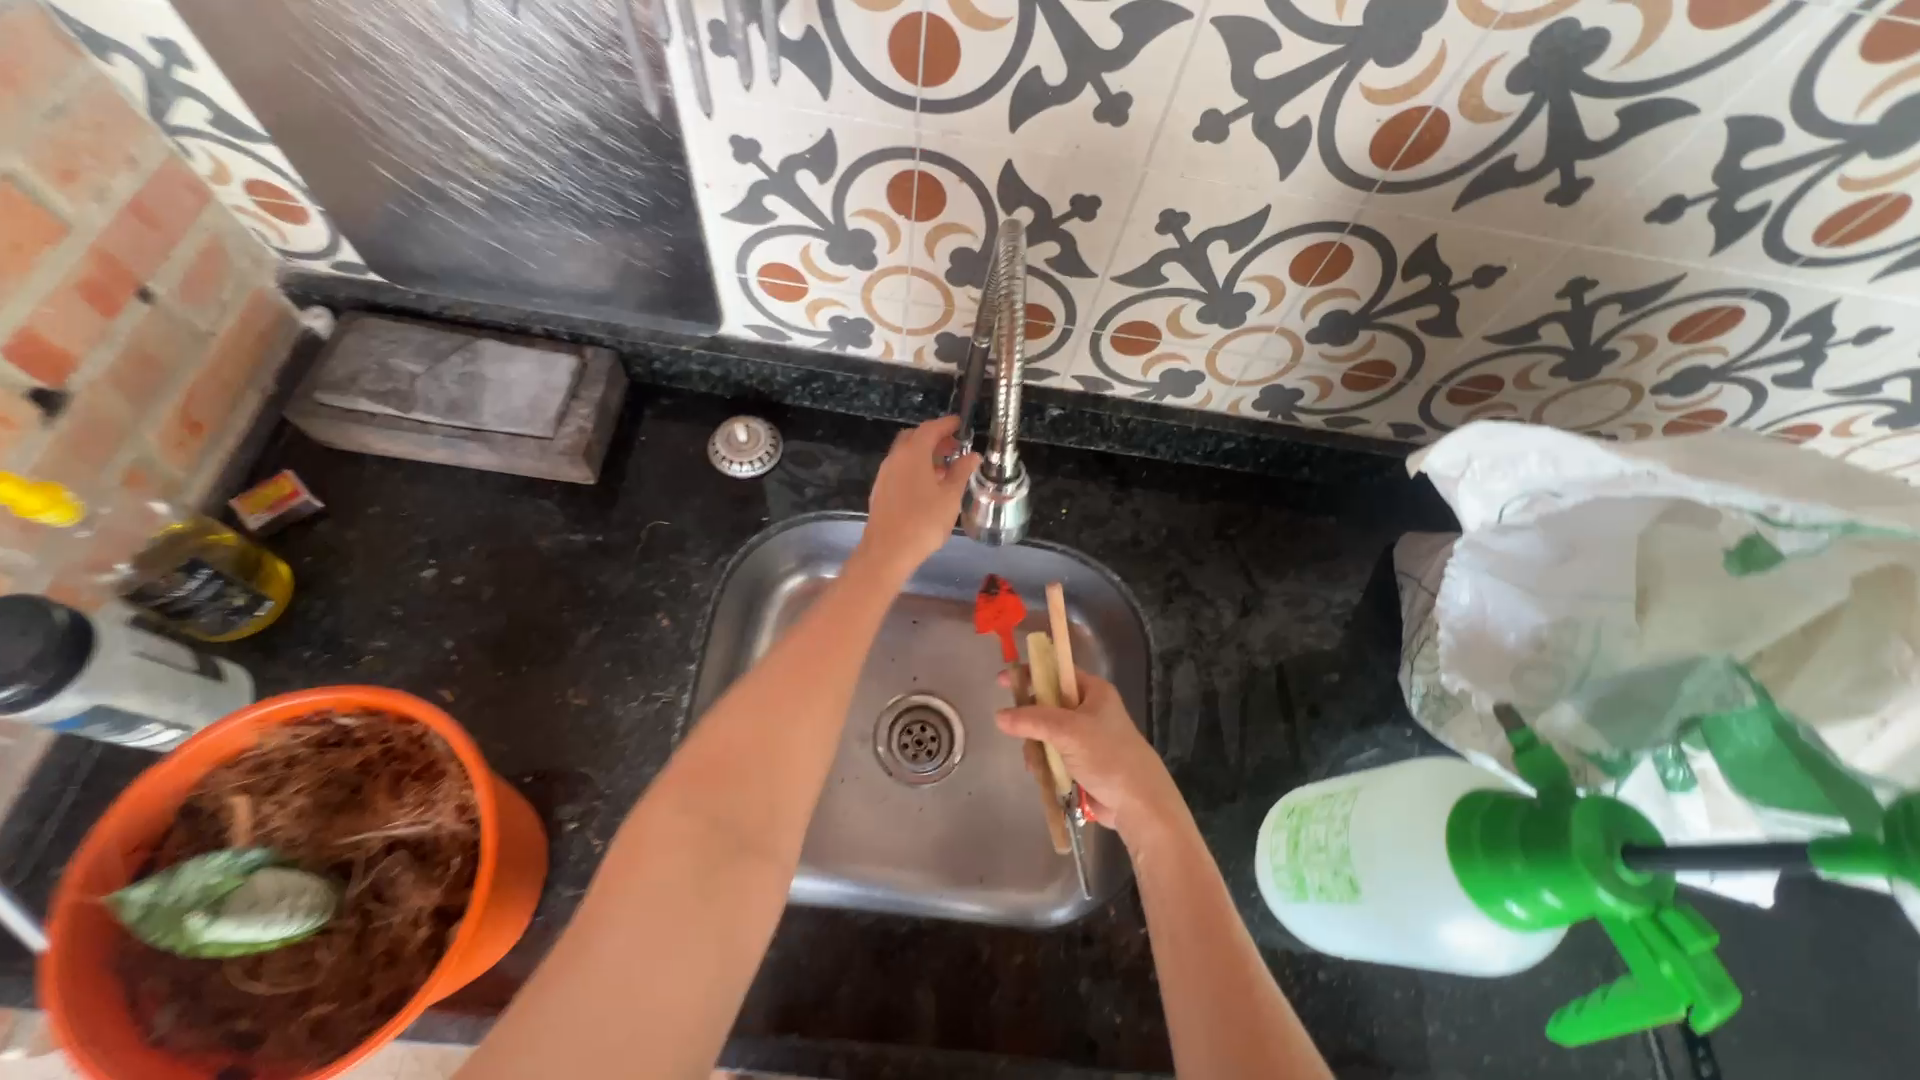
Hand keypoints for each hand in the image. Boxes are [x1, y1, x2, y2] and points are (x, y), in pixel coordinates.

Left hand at [856, 415, 979, 577]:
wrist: (888, 551)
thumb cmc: (924, 522)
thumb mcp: (950, 496)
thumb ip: (962, 472)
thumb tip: (972, 456)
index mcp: (913, 453)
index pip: (930, 428)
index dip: (947, 424)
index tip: (960, 423)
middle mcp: (895, 458)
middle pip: (914, 438)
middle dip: (934, 439)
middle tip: (954, 448)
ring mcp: (884, 474)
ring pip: (905, 455)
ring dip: (924, 455)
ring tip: (945, 470)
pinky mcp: (880, 491)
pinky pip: (899, 470)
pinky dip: (914, 469)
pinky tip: (928, 487)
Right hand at [995, 670, 1183, 842]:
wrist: (1138, 802)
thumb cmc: (1108, 756)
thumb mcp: (1068, 731)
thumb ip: (1031, 720)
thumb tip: (999, 716)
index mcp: (1094, 691)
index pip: (1057, 671)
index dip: (1030, 673)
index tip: (1002, 681)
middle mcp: (1090, 709)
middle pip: (1048, 704)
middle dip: (1030, 719)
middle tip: (1016, 730)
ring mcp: (1086, 737)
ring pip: (1047, 732)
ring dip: (1036, 746)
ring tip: (1034, 762)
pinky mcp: (1082, 761)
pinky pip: (1053, 754)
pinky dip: (1044, 761)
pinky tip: (1041, 773)